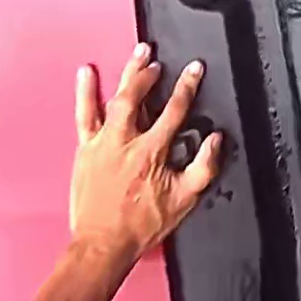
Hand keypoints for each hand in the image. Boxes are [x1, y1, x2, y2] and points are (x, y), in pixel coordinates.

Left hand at [67, 42, 221, 271]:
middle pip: (137, 96)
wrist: (101, 247)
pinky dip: (85, 92)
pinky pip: (84, 115)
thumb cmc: (141, 224)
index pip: (174, 109)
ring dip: (127, 74)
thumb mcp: (185, 199)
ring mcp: (102, 144)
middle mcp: (124, 142)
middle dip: (149, 74)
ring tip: (137, 54)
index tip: (195, 68)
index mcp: (150, 151)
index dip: (187, 85)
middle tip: (158, 60)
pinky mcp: (85, 149)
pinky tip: (86, 73)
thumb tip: (216, 140)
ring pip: (114, 99)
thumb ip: (204, 167)